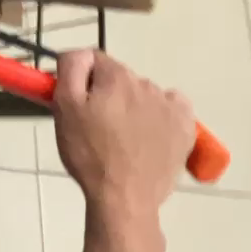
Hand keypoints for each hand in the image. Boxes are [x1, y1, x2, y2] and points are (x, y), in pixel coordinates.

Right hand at [52, 50, 194, 226]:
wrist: (124, 198)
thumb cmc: (88, 153)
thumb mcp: (64, 107)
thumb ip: (70, 69)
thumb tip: (79, 54)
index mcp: (116, 77)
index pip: (92, 59)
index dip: (79, 77)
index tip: (74, 101)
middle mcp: (147, 84)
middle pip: (117, 76)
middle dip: (104, 91)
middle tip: (93, 121)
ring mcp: (171, 107)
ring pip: (141, 92)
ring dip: (128, 103)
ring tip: (119, 134)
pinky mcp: (186, 128)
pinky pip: (172, 105)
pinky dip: (159, 111)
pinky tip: (149, 130)